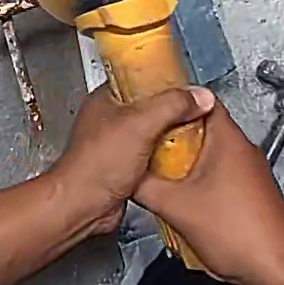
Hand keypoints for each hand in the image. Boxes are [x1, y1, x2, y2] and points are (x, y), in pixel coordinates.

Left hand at [42, 84, 215, 234]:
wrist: (84, 205)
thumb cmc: (97, 164)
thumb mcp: (140, 124)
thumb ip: (171, 106)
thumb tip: (199, 95)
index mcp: (106, 99)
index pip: (140, 79)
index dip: (164, 81)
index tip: (188, 86)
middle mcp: (110, 119)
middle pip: (150, 107)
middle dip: (173, 111)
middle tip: (195, 112)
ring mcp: (117, 143)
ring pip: (153, 133)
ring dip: (172, 137)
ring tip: (194, 135)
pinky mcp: (125, 166)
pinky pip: (153, 156)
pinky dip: (167, 158)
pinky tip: (182, 161)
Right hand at [134, 104, 283, 284]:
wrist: (274, 272)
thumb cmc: (237, 233)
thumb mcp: (174, 206)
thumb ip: (143, 185)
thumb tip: (126, 175)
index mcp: (228, 140)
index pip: (202, 100)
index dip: (174, 100)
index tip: (152, 105)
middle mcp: (244, 150)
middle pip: (203, 125)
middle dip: (173, 133)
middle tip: (149, 142)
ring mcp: (250, 171)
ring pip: (210, 150)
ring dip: (185, 158)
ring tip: (162, 171)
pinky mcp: (251, 191)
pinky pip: (220, 171)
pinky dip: (200, 176)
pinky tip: (184, 196)